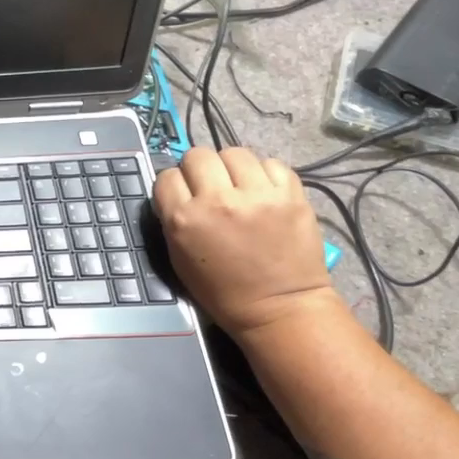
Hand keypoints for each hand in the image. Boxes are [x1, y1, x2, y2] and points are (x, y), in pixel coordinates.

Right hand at [153, 146, 341, 338]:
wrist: (278, 307)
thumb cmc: (220, 289)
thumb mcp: (179, 255)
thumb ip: (174, 218)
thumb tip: (179, 190)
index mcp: (184, 219)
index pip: (167, 176)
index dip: (174, 184)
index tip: (183, 196)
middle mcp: (218, 200)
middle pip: (198, 155)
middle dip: (199, 168)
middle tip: (209, 186)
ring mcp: (258, 195)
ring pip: (235, 152)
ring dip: (232, 167)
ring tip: (238, 185)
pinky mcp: (292, 195)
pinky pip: (271, 163)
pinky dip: (264, 173)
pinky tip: (263, 190)